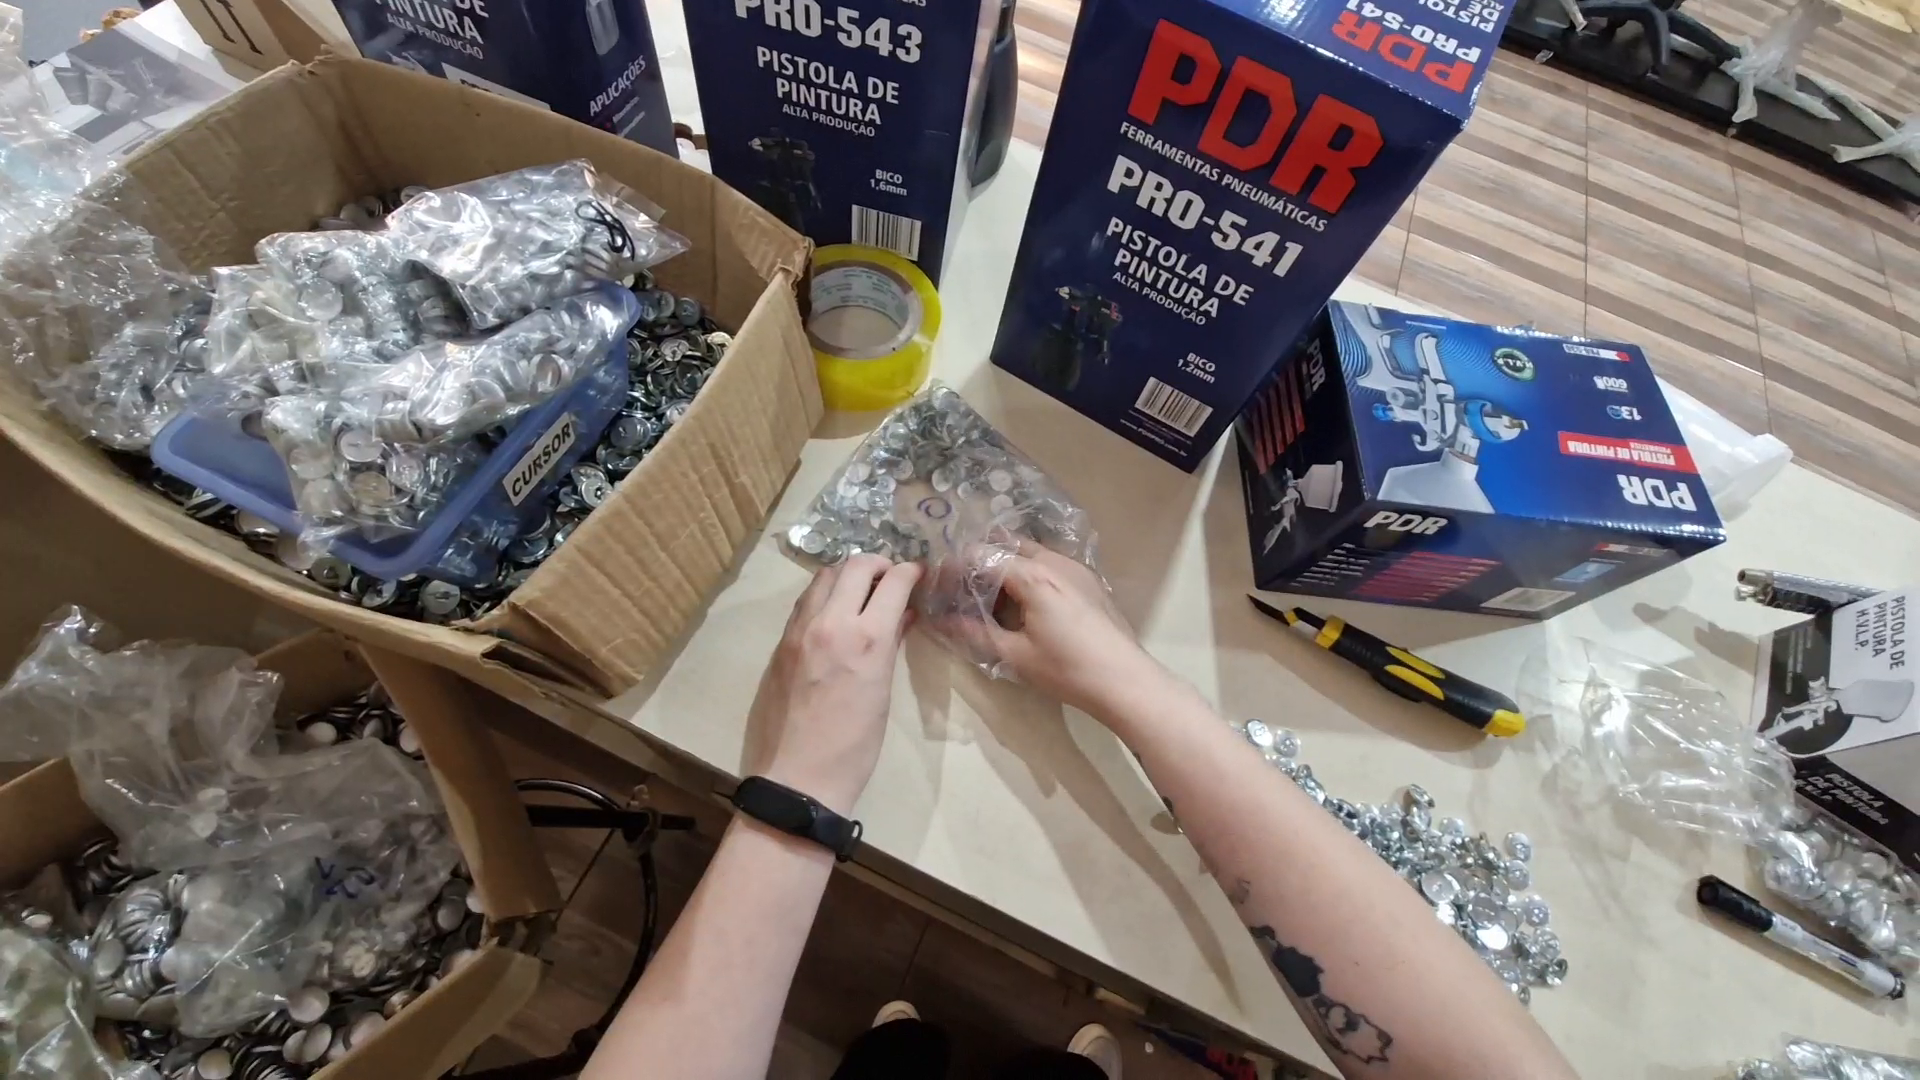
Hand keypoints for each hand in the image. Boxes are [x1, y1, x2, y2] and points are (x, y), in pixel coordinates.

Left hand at [757, 555, 921, 814]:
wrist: (797, 780)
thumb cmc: (854, 747)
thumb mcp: (883, 693)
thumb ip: (890, 645)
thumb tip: (902, 616)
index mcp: (866, 639)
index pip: (893, 581)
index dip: (910, 571)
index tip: (918, 573)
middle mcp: (830, 623)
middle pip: (855, 566)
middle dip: (878, 563)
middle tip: (890, 577)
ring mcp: (799, 631)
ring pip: (823, 576)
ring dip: (847, 574)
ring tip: (861, 589)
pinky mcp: (780, 643)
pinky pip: (805, 601)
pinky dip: (824, 594)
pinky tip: (835, 611)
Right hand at [953, 545, 1164, 716]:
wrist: (1125, 681)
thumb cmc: (1067, 670)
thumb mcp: (1015, 656)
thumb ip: (976, 633)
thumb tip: (942, 622)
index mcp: (1033, 575)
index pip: (982, 555)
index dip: (957, 568)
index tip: (942, 586)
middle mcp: (1055, 561)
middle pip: (1007, 545)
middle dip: (981, 561)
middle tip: (964, 588)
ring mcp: (1076, 568)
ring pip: (1031, 552)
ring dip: (1007, 565)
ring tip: (991, 596)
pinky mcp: (1089, 580)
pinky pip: (1051, 563)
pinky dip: (1030, 572)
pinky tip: (1025, 602)